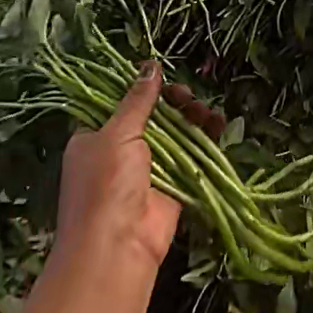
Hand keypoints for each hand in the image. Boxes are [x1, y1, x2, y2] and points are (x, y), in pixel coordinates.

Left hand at [56, 61, 186, 272]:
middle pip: (151, 116)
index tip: (162, 76)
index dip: (142, 89)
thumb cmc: (106, 183)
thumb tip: (151, 65)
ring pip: (174, 134)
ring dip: (191, 118)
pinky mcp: (172, 186)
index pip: (120, 103)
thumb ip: (138, 100)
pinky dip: (205, 139)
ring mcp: (147, 169)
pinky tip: (218, 123)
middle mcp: (119, 150)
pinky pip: (190, 156)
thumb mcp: (117, 133)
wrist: (117, 247)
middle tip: (186, 95)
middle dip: (172, 103)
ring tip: (205, 109)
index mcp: (94, 136)